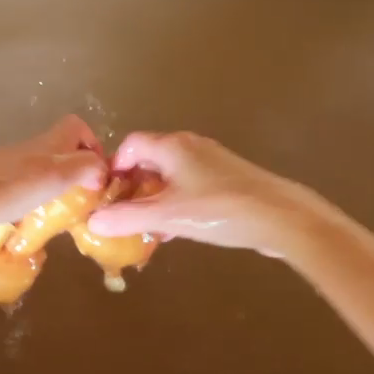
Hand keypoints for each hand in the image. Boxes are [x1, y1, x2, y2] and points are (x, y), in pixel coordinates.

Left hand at [0, 115, 107, 236]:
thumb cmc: (7, 187)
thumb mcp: (54, 177)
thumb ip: (83, 169)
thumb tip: (103, 170)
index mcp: (47, 143)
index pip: (77, 127)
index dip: (92, 145)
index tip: (99, 174)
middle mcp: (30, 149)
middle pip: (61, 149)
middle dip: (77, 171)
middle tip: (83, 198)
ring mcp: (10, 166)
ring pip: (43, 168)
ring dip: (57, 186)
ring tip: (61, 213)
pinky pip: (25, 185)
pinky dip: (36, 199)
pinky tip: (32, 220)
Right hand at [84, 131, 346, 257]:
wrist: (282, 218)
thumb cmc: (220, 210)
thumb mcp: (168, 216)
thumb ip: (127, 218)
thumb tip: (91, 221)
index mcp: (172, 146)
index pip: (130, 144)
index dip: (114, 167)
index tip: (106, 196)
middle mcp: (190, 146)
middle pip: (149, 158)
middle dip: (133, 186)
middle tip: (122, 214)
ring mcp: (212, 161)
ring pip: (170, 174)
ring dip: (154, 197)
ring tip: (147, 227)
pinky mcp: (228, 179)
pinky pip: (189, 185)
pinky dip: (176, 201)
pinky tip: (178, 228)